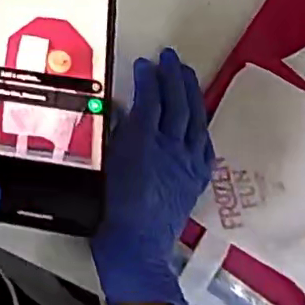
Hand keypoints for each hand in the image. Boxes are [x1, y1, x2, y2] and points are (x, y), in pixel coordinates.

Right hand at [93, 47, 214, 304]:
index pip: (149, 100)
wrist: (133, 246)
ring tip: (187, 75)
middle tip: (170, 58)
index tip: (144, 63)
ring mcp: (186, 165)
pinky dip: (201, 127)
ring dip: (191, 94)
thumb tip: (119, 111)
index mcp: (143, 142)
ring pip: (194, 121)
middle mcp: (169, 150)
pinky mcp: (195, 180)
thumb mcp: (101, 162)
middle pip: (176, 105)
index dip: (147, 79)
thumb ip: (112, 133)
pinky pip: (203, 147)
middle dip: (173, 77)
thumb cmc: (109, 206)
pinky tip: (200, 119)